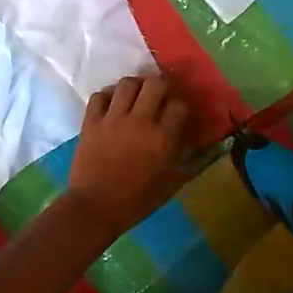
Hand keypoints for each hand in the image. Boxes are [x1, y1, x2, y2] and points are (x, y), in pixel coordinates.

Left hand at [64, 75, 190, 236]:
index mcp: (162, 138)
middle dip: (162, 86)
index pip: (180, 105)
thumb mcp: (170, 185)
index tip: (180, 114)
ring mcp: (112, 119)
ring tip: (137, 94)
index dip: (182, 106)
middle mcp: (140, 121)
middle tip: (161, 95)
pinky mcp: (91, 122)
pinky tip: (112, 104)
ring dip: (136, 85)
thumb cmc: (136, 201)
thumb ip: (188, 163)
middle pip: (156, 84)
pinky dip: (107, 95)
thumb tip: (202, 148)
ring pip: (127, 84)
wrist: (95, 207)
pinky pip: (99, 96)